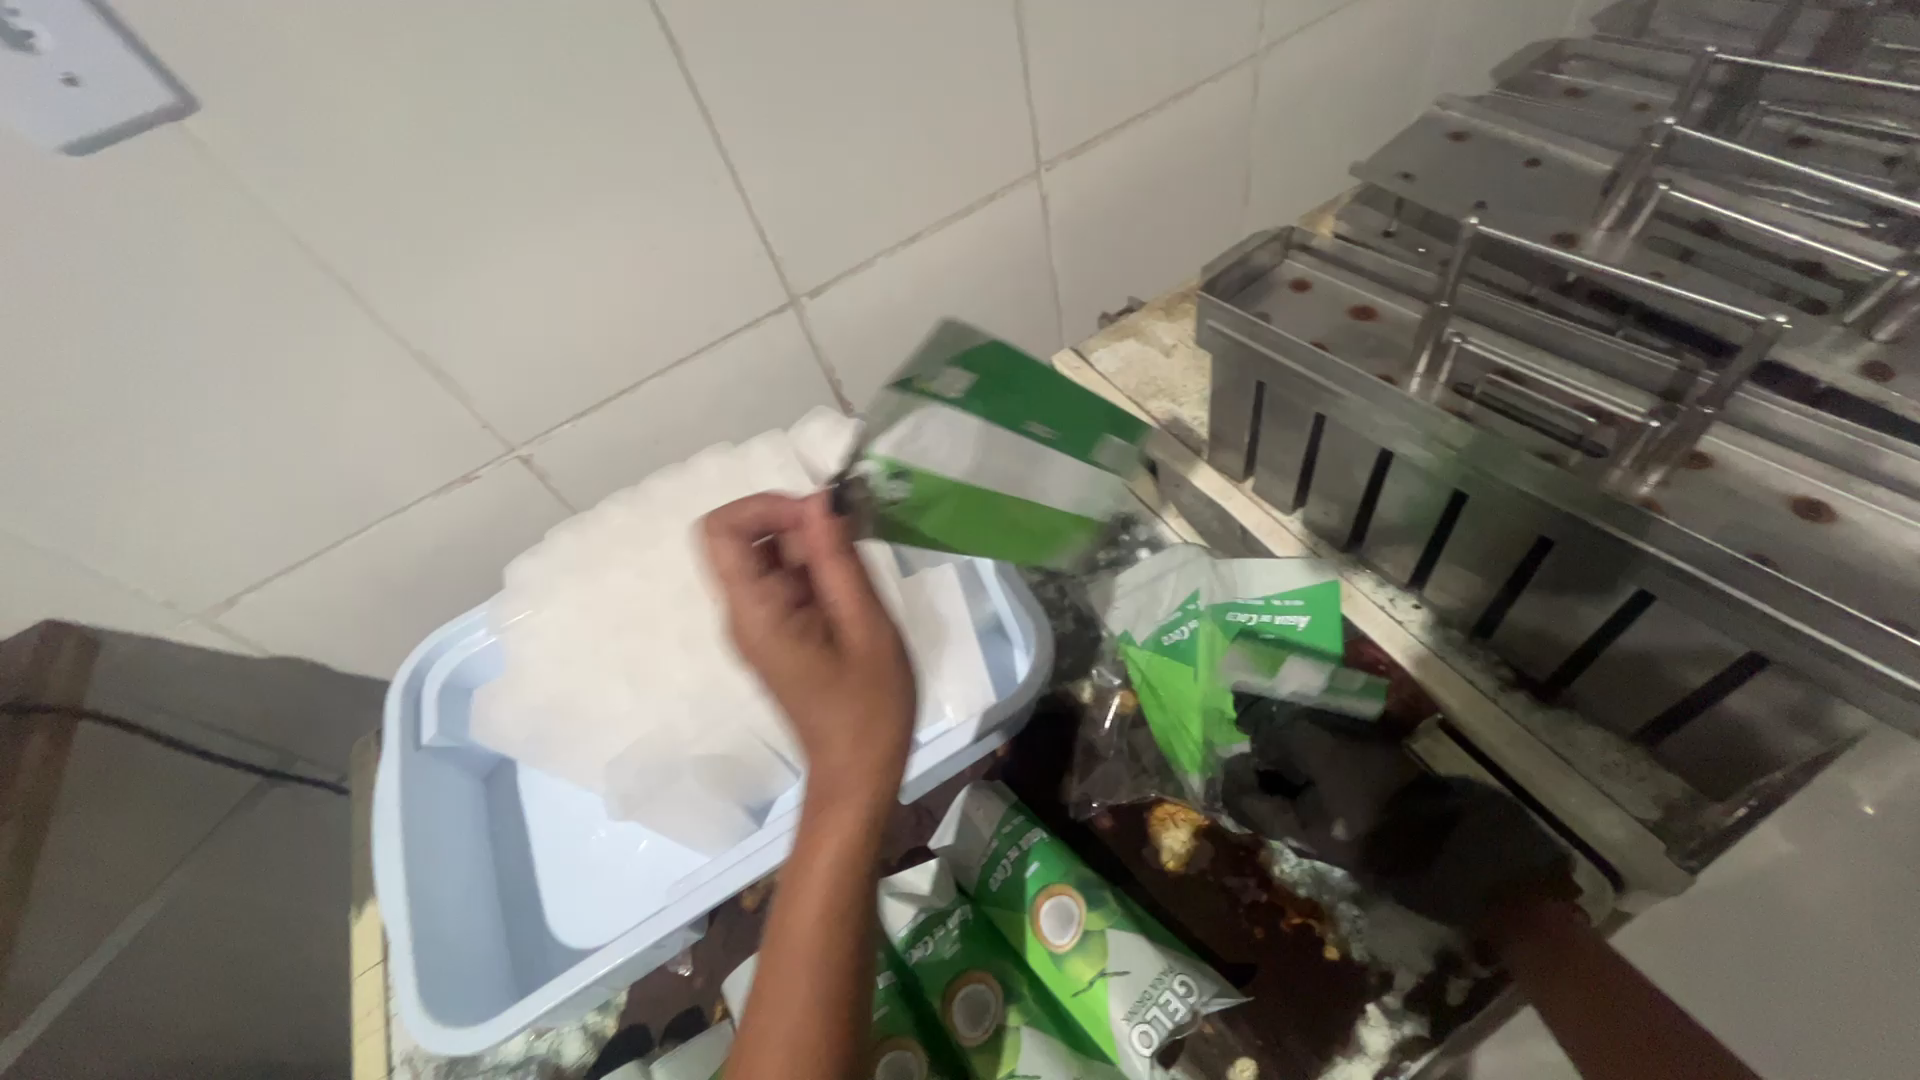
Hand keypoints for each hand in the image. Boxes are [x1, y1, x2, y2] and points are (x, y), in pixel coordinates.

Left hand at [703, 492, 915, 807]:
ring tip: (861, 564)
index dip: (765, 506)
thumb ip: (839, 560)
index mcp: (754, 613)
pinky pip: (784, 582)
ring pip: (768, 556)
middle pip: (745, 538)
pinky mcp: (777, 633)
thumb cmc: (869, 707)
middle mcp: (743, 613)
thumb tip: (820, 498)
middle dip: (798, 524)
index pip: (721, 530)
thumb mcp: (866, 626)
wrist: (858, 771)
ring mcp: (758, 624)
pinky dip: (816, 568)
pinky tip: (854, 586)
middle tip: (853, 538)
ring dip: (812, 545)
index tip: (822, 517)